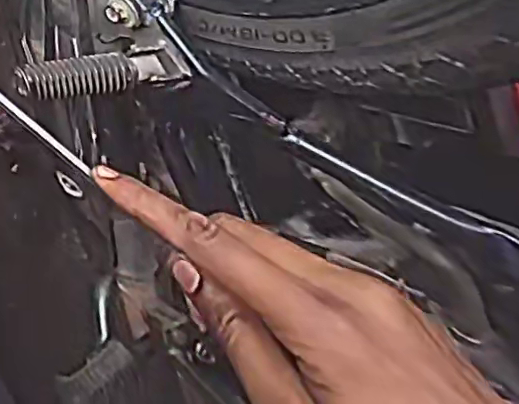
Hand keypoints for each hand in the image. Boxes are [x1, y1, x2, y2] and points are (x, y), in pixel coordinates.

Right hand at [93, 167, 502, 403]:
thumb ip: (239, 338)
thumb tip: (193, 276)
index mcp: (327, 320)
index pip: (211, 239)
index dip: (150, 206)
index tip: (114, 181)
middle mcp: (359, 293)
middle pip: (241, 232)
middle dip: (200, 246)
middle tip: (184, 288)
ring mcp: (388, 299)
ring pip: (275, 247)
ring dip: (241, 267)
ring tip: (244, 326)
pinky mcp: (404, 310)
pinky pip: (316, 269)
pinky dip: (281, 281)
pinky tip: (287, 328)